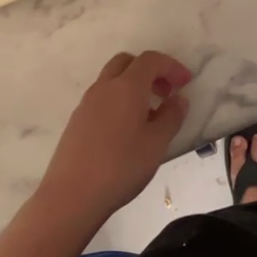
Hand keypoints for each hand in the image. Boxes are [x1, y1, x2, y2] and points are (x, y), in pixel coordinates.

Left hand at [36, 51, 192, 224]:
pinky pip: (101, 98)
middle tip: (165, 92)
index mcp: (127, 87)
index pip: (150, 60)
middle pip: (127, 62)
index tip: (185, 83)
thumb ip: (172, 116)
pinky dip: (118, 101)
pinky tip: (126, 130)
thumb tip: (178, 99)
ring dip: (133, 86)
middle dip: (149, 71)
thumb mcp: (157, 143)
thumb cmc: (121, 167)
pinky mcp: (76, 122)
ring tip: (149, 115)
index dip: (171, 66)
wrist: (71, 196)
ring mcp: (86, 104)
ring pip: (111, 80)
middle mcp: (104, 88)